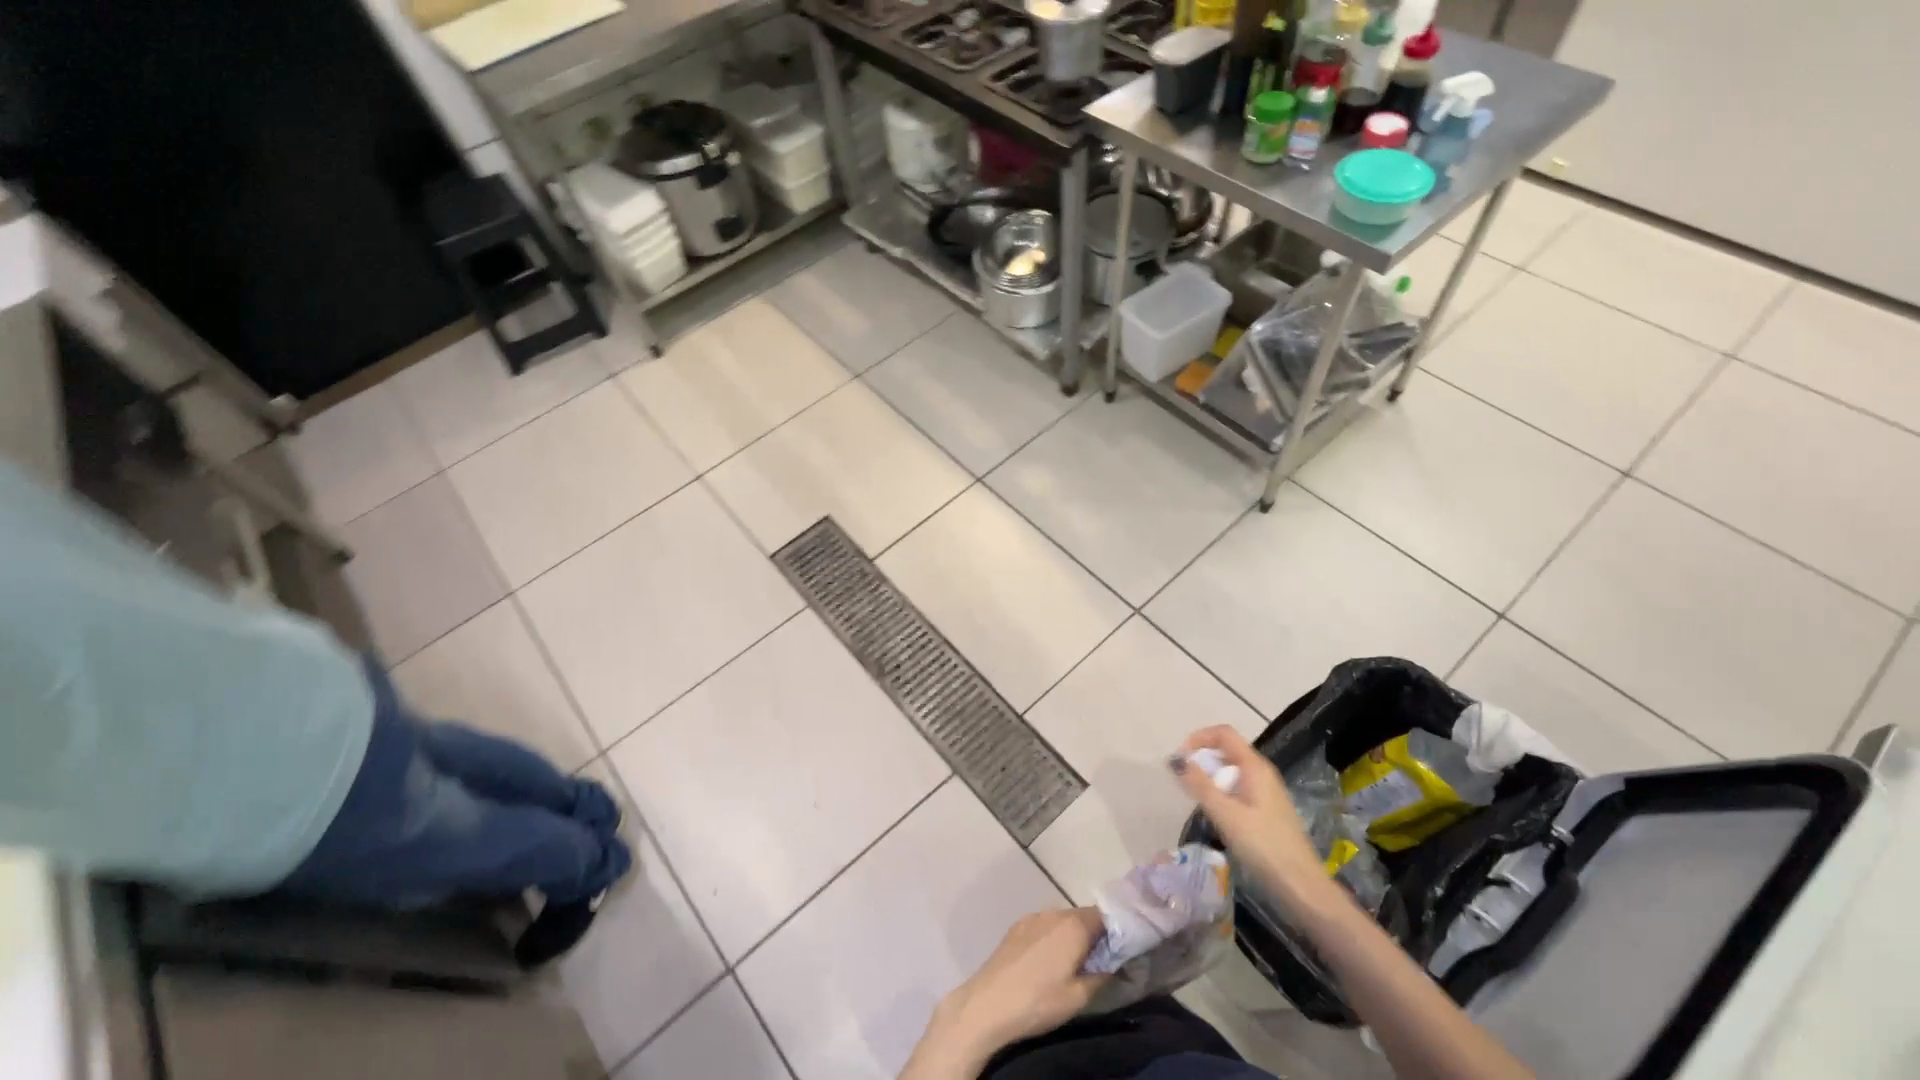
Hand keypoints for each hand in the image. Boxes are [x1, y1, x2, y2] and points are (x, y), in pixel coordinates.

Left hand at [905, 908, 1108, 1077]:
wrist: (986, 1005)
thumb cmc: (1038, 1001)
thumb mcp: (1079, 996)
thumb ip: (1102, 974)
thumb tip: (1116, 963)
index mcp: (1073, 925)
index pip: (1106, 916)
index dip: (1117, 931)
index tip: (1122, 950)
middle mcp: (1053, 913)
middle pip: (1083, 916)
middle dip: (1095, 934)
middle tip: (1100, 961)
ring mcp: (1031, 918)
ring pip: (1062, 920)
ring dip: (1072, 935)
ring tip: (1072, 963)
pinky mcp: (1015, 928)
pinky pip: (1043, 926)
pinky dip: (1052, 937)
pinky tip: (1047, 961)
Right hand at [1174, 726, 1335, 913]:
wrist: (1299, 882)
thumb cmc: (1262, 844)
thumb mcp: (1225, 814)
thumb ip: (1200, 785)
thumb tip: (1175, 759)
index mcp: (1255, 767)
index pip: (1224, 733)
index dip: (1199, 738)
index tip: (1181, 758)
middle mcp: (1262, 773)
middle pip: (1227, 751)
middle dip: (1203, 760)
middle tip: (1184, 782)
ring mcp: (1266, 791)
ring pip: (1232, 772)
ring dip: (1211, 778)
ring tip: (1196, 800)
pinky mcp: (1266, 810)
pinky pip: (1239, 789)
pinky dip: (1222, 793)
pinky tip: (1216, 816)